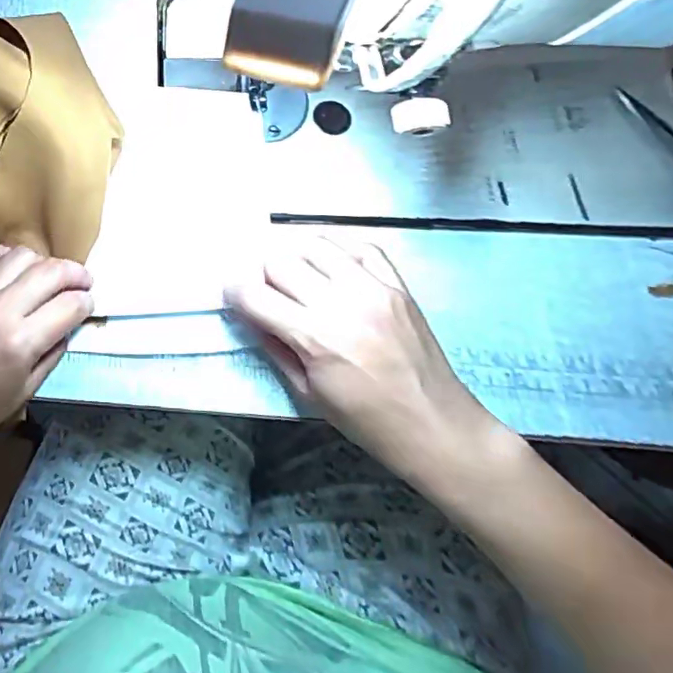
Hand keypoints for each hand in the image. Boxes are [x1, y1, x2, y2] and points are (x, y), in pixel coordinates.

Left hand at [0, 244, 92, 460]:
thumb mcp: (25, 391)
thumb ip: (53, 353)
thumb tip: (70, 324)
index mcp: (22, 342)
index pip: (70, 305)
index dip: (87, 302)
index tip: (89, 305)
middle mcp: (2, 309)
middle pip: (51, 271)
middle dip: (76, 274)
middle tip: (84, 282)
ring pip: (22, 255)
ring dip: (44, 262)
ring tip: (49, 277)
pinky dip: (7, 255)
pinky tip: (15, 268)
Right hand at [224, 236, 515, 486]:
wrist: (436, 427)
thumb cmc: (366, 421)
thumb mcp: (306, 393)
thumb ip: (273, 346)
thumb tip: (249, 313)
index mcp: (315, 338)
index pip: (255, 295)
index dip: (236, 293)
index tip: (236, 298)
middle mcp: (341, 304)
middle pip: (280, 262)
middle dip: (265, 277)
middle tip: (271, 295)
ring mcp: (373, 289)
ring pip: (314, 245)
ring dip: (298, 259)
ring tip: (301, 279)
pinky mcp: (397, 284)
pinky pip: (360, 246)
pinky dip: (338, 251)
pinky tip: (332, 267)